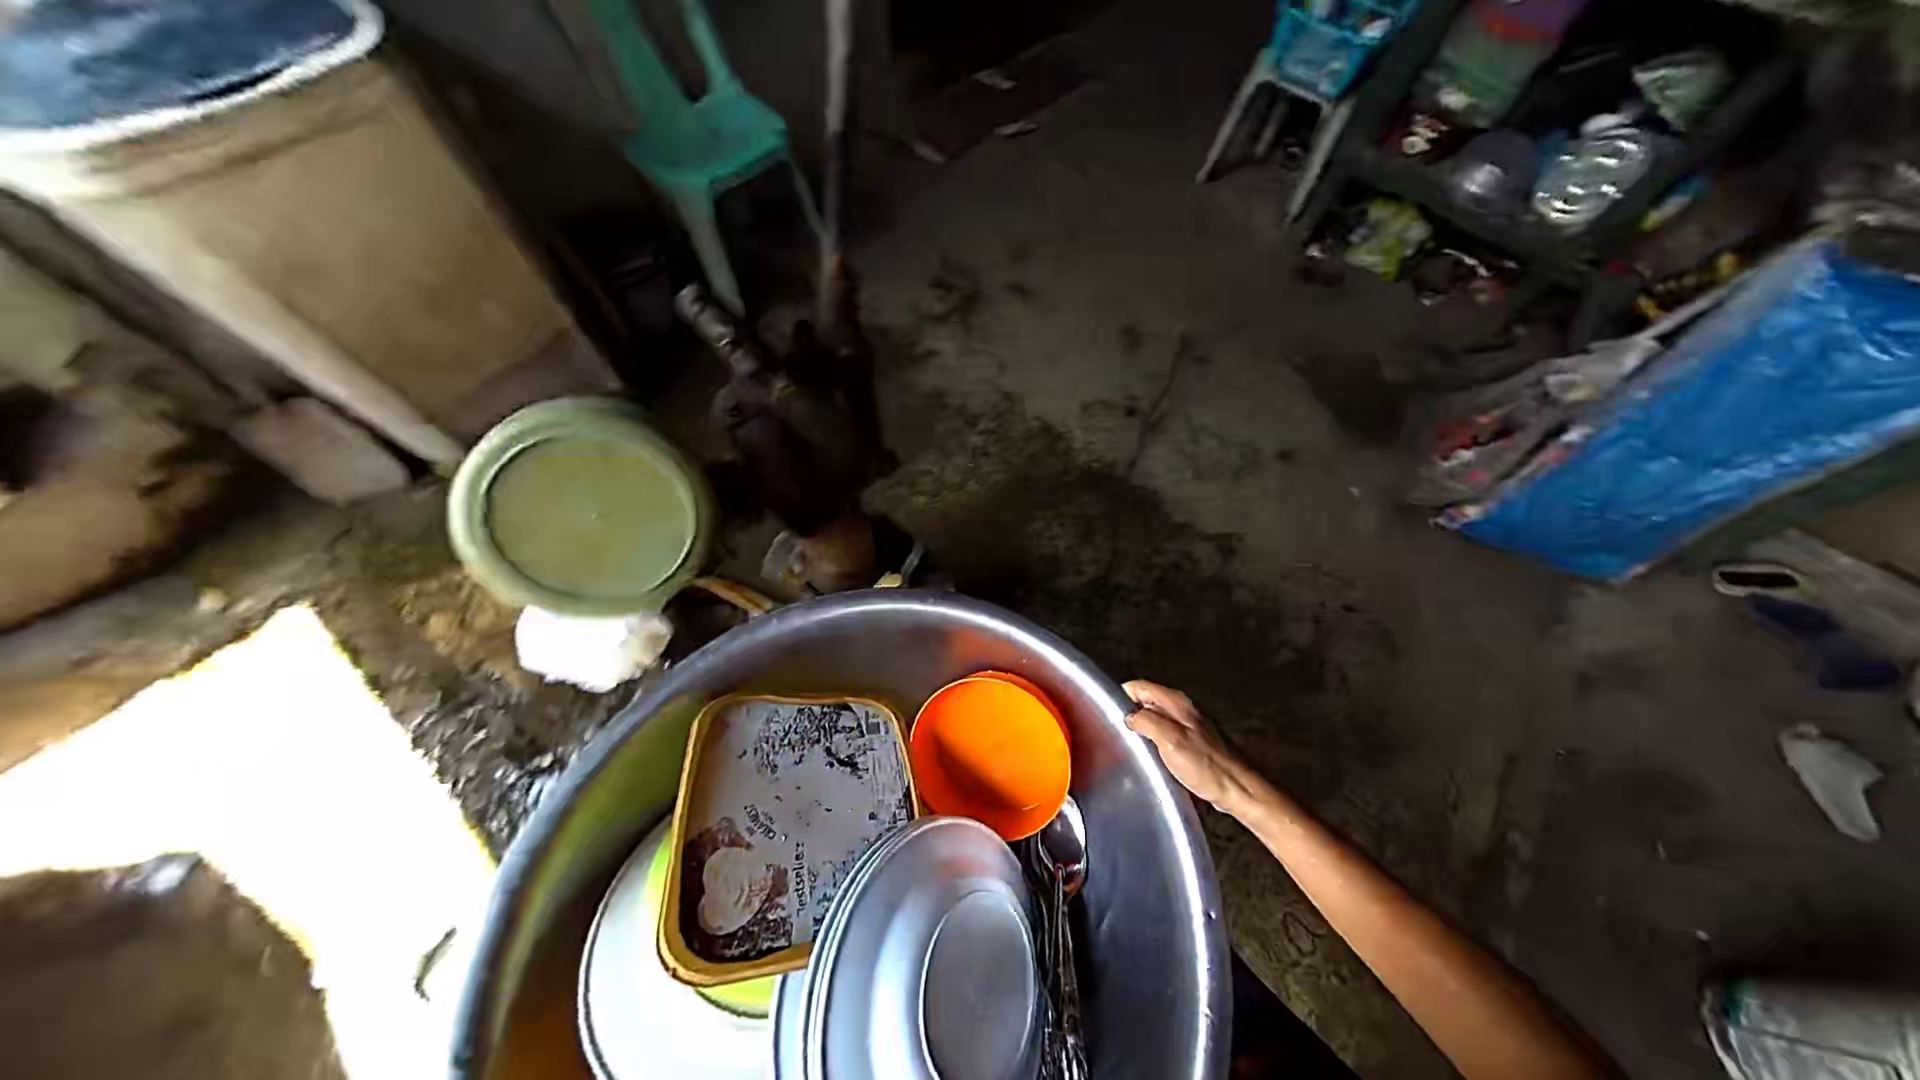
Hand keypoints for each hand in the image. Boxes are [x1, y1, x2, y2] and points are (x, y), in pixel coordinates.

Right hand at [1124, 681, 1256, 815]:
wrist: (1238, 790)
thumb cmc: (1208, 766)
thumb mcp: (1170, 740)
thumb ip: (1146, 722)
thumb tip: (1129, 717)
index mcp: (1176, 702)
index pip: (1138, 686)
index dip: (1121, 697)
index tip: (1110, 714)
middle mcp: (1182, 709)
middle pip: (1145, 703)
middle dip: (1131, 716)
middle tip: (1122, 736)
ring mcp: (1188, 726)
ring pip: (1154, 721)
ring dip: (1143, 733)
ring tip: (1137, 751)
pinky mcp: (1191, 744)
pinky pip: (1164, 738)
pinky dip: (1155, 746)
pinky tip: (1155, 761)